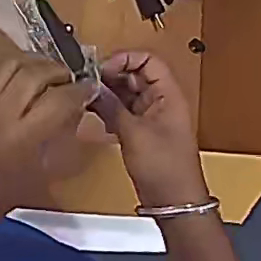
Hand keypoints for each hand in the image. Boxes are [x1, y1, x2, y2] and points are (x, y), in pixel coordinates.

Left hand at [0, 54, 96, 213]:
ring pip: (14, 65)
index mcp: (24, 137)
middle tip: (70, 78)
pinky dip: (16, 68)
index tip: (90, 88)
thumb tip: (79, 105)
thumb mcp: (48, 168)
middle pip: (36, 75)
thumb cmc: (13, 186)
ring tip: (49, 71)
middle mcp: (2, 114)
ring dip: (37, 64)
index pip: (59, 100)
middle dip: (60, 71)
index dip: (80, 90)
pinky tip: (26, 75)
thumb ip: (65, 134)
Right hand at [96, 51, 208, 206]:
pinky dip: (108, 108)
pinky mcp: (140, 130)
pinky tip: (93, 113)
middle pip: (134, 74)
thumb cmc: (164, 167)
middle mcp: (160, 100)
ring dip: (107, 92)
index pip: (148, 60)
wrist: (173, 201)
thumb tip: (93, 87)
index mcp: (168, 94)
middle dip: (110, 75)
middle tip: (87, 82)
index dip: (124, 59)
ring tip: (86, 96)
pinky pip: (122, 110)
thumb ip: (112, 107)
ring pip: (126, 92)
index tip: (102, 69)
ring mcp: (150, 115)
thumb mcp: (134, 133)